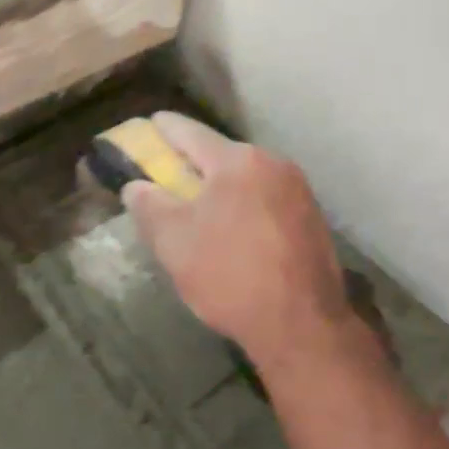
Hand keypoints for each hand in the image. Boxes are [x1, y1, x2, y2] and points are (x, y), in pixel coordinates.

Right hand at [121, 112, 364, 373]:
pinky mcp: (312, 220)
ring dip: (222, 187)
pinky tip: (234, 231)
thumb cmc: (230, 275)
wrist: (301, 325)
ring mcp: (299, 192)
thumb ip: (149, 206)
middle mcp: (273, 164)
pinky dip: (245, 206)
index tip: (151, 123)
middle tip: (169, 173)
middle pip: (222, 155)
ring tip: (199, 206)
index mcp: (237, 161)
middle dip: (194, 162)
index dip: (165, 129)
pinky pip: (267, 201)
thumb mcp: (173, 243)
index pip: (191, 133)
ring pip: (248, 179)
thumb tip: (136, 186)